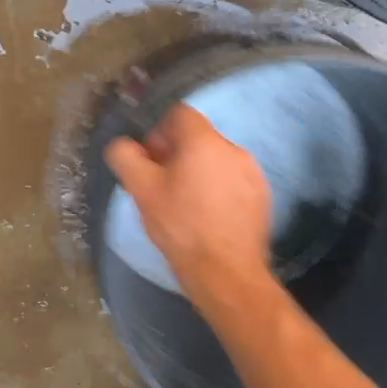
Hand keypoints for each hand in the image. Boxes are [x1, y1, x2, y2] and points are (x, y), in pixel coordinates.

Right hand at [103, 103, 275, 295]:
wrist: (226, 274)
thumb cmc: (180, 225)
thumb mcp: (140, 189)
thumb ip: (125, 156)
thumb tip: (123, 145)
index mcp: (204, 141)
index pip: (178, 113)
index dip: (158, 132)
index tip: (152, 162)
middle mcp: (233, 149)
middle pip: (197, 137)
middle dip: (176, 155)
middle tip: (162, 187)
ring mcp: (253, 174)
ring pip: (215, 160)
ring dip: (197, 172)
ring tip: (184, 205)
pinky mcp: (262, 197)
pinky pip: (232, 180)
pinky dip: (217, 189)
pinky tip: (206, 217)